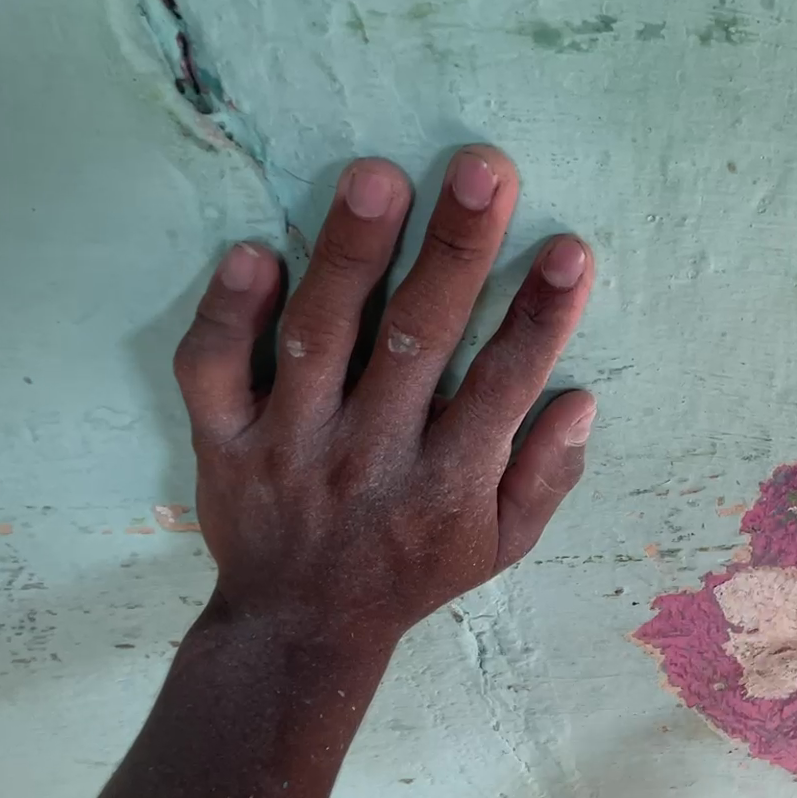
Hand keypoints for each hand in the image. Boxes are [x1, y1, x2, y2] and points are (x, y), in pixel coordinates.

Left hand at [172, 147, 595, 652]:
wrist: (302, 627)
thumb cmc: (420, 571)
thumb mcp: (506, 545)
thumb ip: (548, 476)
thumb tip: (580, 400)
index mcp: (449, 482)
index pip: (505, 386)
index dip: (541, 317)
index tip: (569, 251)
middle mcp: (372, 455)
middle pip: (418, 341)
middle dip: (455, 251)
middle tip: (482, 170)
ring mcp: (290, 445)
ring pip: (321, 338)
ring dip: (351, 255)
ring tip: (378, 176)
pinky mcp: (226, 443)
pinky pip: (216, 372)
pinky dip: (229, 312)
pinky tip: (255, 251)